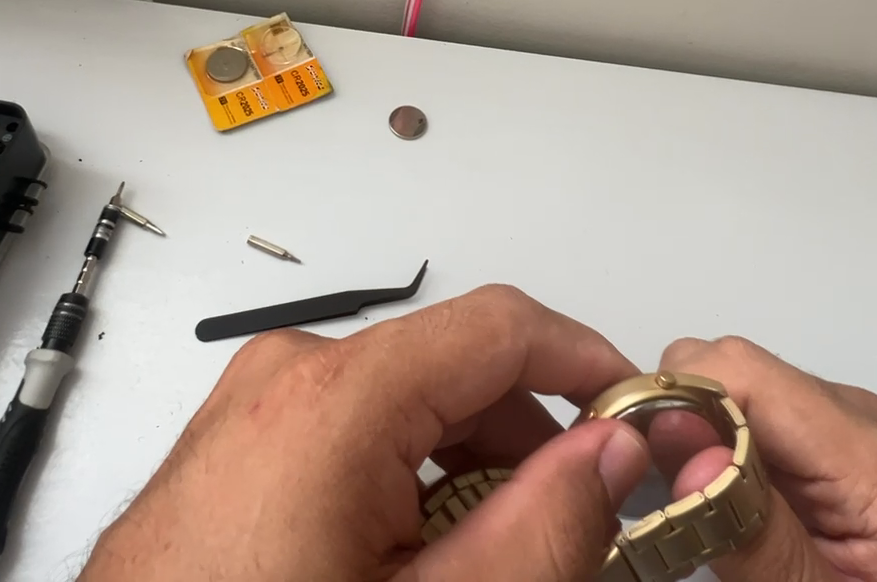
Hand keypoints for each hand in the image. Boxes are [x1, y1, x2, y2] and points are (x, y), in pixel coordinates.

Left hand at [79, 285, 649, 581]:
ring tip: (491, 551)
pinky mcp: (244, 435)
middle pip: (456, 367)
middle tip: (571, 515)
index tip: (633, 407)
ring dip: (471, 463)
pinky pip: (358, 426)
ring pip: (410, 399)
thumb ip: (542, 528)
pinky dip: (412, 474)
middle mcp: (292, 372)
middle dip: (528, 435)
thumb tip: (614, 450)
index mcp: (336, 396)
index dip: (583, 358)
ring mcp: (259, 400)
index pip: (499, 325)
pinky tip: (421, 549)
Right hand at [652, 337, 876, 581]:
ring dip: (696, 427)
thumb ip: (753, 535)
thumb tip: (675, 434)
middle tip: (664, 495)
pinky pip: (755, 408)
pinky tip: (724, 499)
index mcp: (870, 458)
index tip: (636, 452)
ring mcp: (849, 427)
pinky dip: (719, 439)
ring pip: (736, 379)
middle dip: (680, 411)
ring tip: (693, 506)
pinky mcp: (834, 443)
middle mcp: (860, 420)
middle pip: (735, 364)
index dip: (677, 395)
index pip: (742, 369)